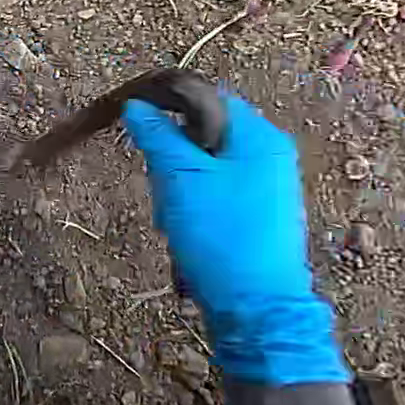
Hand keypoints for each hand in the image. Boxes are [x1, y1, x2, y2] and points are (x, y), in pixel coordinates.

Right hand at [122, 92, 347, 385]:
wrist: (256, 307)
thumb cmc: (220, 234)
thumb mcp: (180, 178)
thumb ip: (158, 136)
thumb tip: (136, 106)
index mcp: (258, 137)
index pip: (209, 97)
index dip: (171, 104)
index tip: (140, 121)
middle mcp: (268, 155)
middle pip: (205, 132)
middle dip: (173, 153)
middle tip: (160, 179)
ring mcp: (265, 185)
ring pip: (206, 163)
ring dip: (179, 181)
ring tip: (172, 212)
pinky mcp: (257, 212)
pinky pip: (215, 189)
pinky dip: (193, 201)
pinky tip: (185, 226)